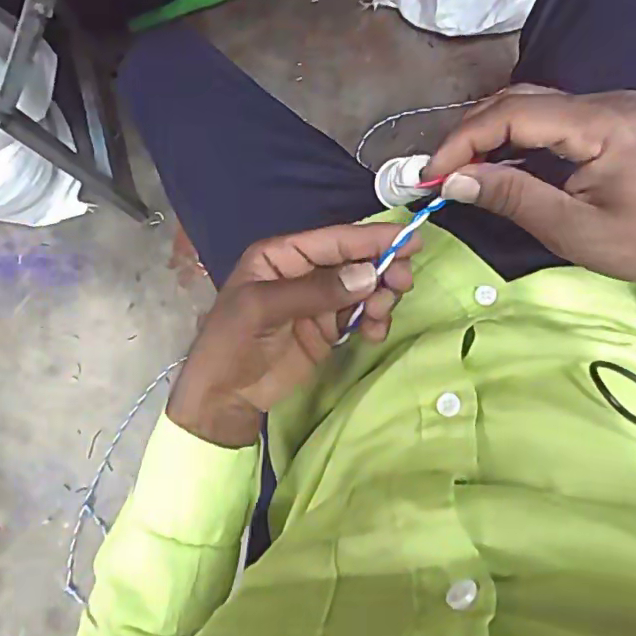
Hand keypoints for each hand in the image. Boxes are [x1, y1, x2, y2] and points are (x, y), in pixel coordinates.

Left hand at [167, 224, 418, 446]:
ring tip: (378, 316)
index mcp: (282, 256)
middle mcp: (304, 272)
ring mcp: (318, 302)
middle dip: (383, 269)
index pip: (333, 240)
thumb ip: (316, 291)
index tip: (410, 241)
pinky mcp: (328, 329)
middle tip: (403, 284)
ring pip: (363, 288)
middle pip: (355, 261)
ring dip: (380, 297)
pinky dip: (374, 321)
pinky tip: (373, 333)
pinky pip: (360, 316)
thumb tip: (368, 275)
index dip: (372, 238)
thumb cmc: (232, 343)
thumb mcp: (263, 309)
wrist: (225, 397)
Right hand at [424, 86, 635, 306]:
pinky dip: (514, 139)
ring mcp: (611, 107)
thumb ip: (510, 197)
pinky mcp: (612, 121)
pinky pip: (550, 119)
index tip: (431, 174)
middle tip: (439, 173)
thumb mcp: (572, 228)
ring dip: (489, 134)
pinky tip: (496, 164)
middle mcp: (607, 101)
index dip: (463, 141)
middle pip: (519, 101)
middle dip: (470, 134)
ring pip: (532, 106)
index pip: (513, 113)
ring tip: (459, 170)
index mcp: (602, 123)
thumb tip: (453, 181)